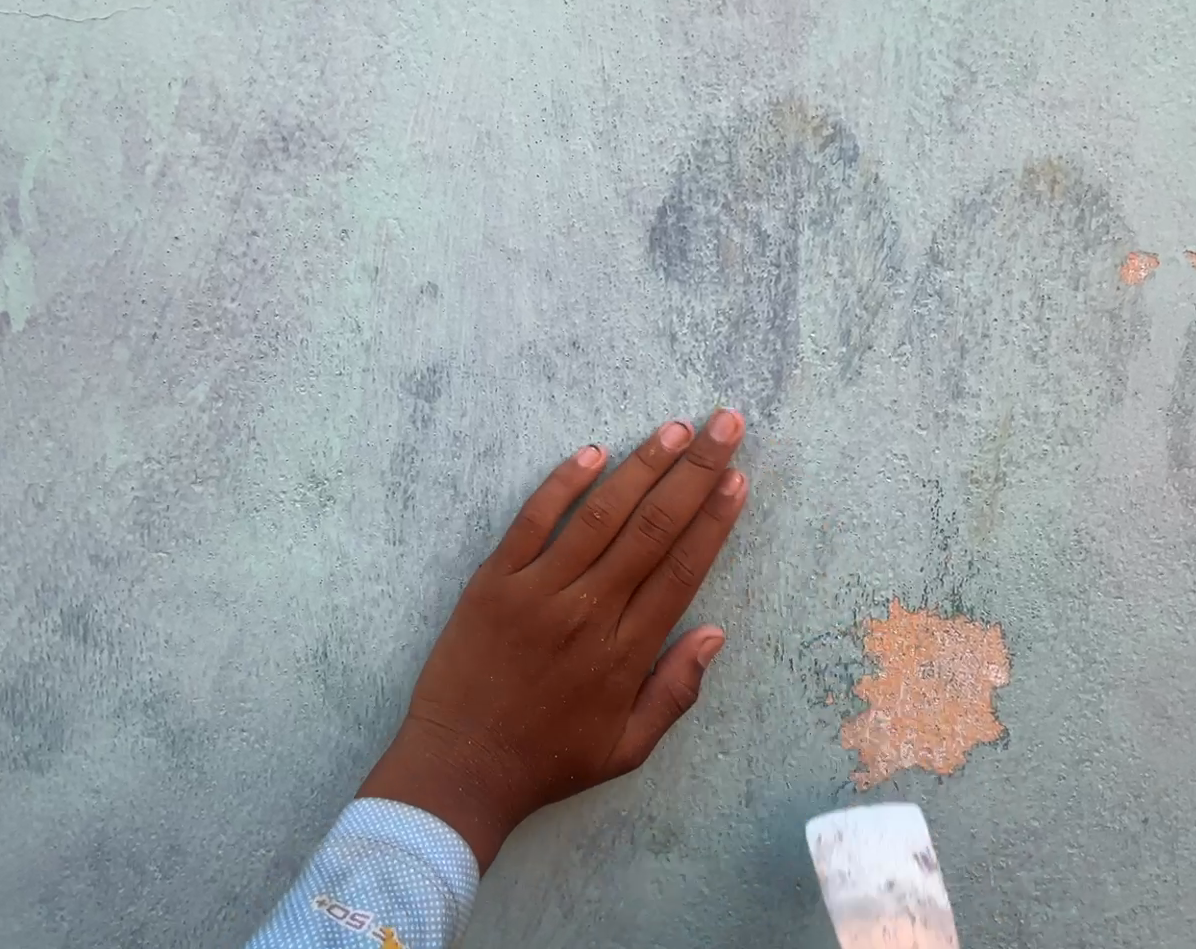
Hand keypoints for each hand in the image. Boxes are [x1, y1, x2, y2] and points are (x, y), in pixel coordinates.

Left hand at [358, 408, 748, 868]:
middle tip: (724, 426)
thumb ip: (676, 692)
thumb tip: (716, 632)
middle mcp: (589, 611)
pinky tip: (593, 451)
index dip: (714, 520)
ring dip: (642, 466)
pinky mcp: (494, 581)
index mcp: (626, 652)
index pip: (682, 570)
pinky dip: (562, 484)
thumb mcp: (627, 749)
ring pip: (600, 515)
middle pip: (652, 529)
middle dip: (694, 472)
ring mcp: (538, 591)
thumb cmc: (547, 759)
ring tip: (676, 429)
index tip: (737, 478)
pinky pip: (532, 521)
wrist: (458, 768)